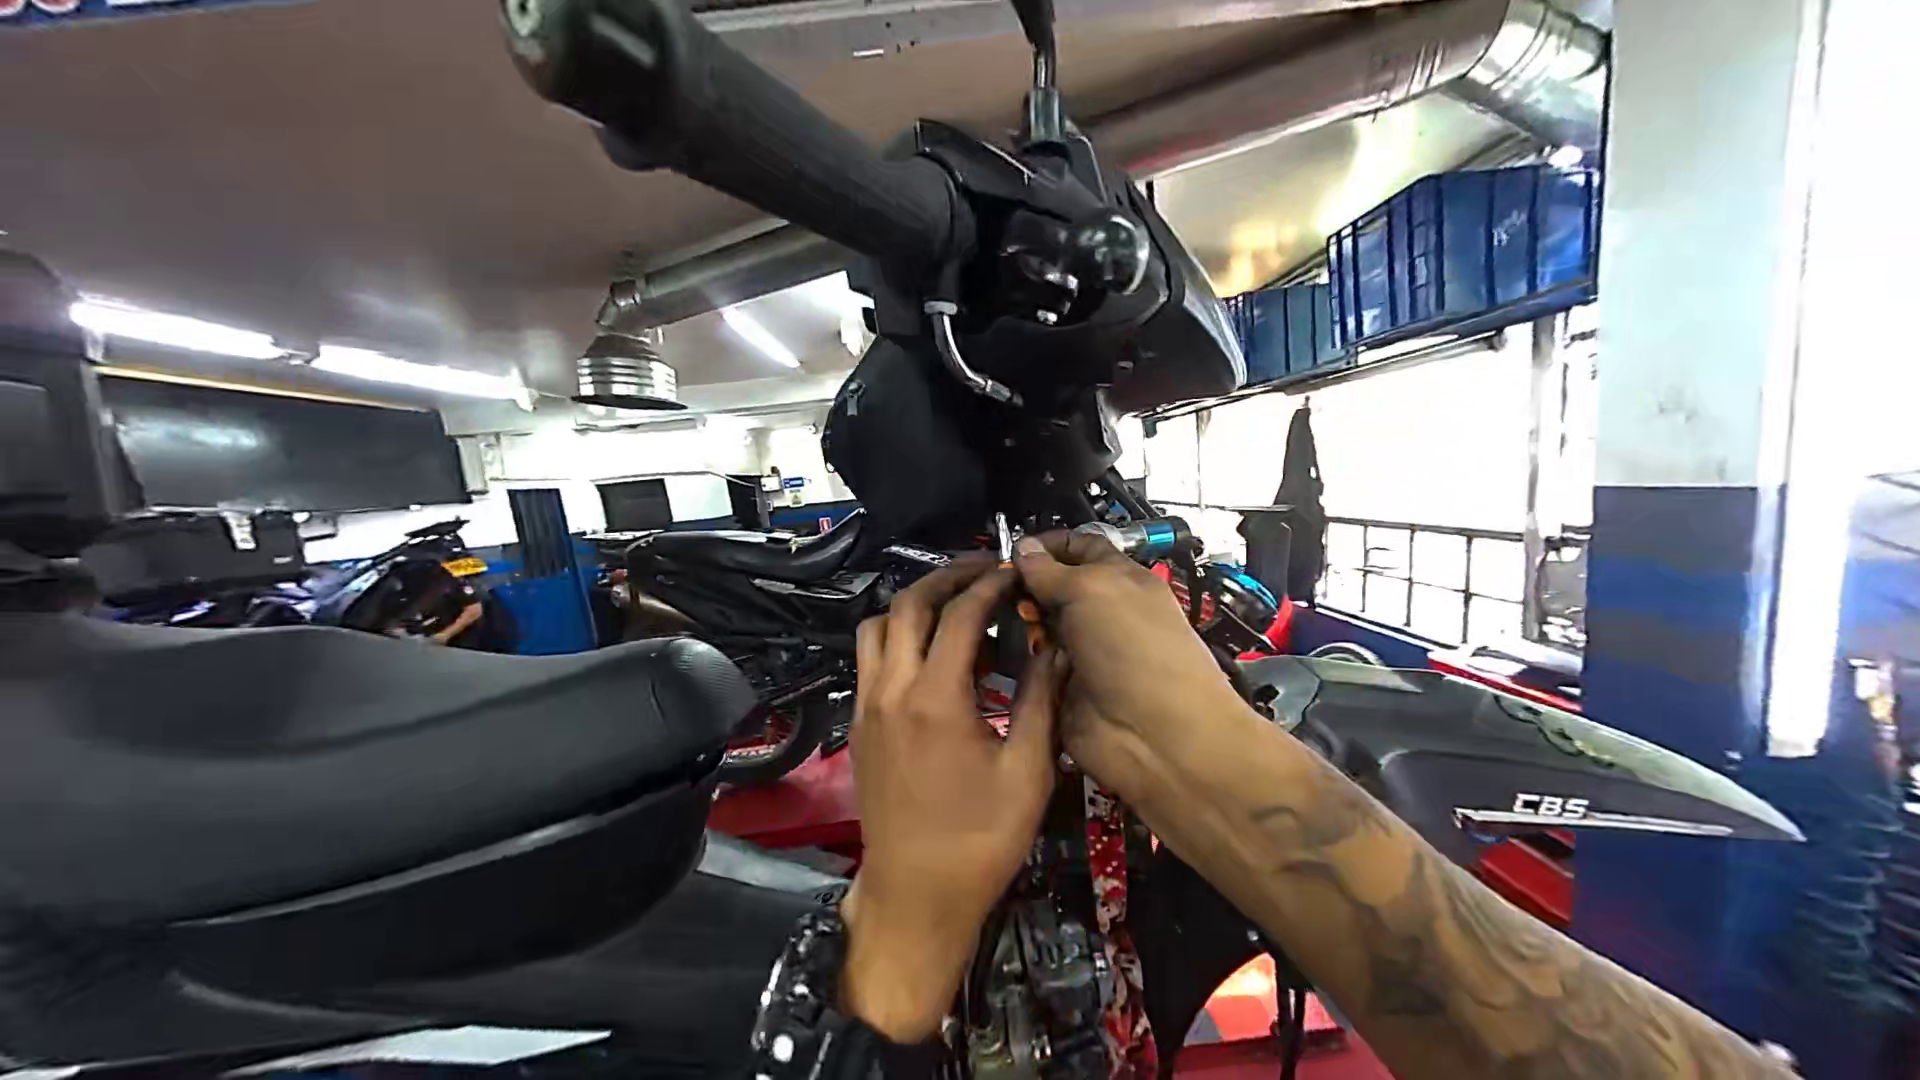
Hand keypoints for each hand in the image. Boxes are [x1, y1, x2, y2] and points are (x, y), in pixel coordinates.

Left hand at [840, 557, 1064, 1041]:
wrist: (916, 896)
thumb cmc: (980, 840)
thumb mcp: (1028, 772)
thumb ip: (1042, 700)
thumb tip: (1054, 647)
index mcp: (936, 698)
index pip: (959, 615)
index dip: (988, 585)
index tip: (1012, 572)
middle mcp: (891, 690)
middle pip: (908, 606)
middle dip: (946, 577)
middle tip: (983, 570)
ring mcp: (867, 707)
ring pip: (878, 627)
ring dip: (914, 604)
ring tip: (953, 603)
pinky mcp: (858, 725)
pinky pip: (871, 658)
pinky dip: (897, 635)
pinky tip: (929, 651)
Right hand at [1011, 532, 1247, 796]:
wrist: (1154, 737)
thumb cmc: (1136, 649)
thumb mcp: (1094, 591)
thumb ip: (1053, 569)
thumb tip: (1024, 547)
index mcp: (1120, 580)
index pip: (1079, 549)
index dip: (1047, 544)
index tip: (1012, 548)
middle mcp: (1100, 613)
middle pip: (1052, 586)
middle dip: (1026, 583)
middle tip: (1005, 588)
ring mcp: (1080, 651)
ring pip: (1037, 623)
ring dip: (1022, 619)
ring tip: (1012, 620)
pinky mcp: (1061, 686)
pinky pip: (1032, 663)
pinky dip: (1021, 656)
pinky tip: (1010, 651)